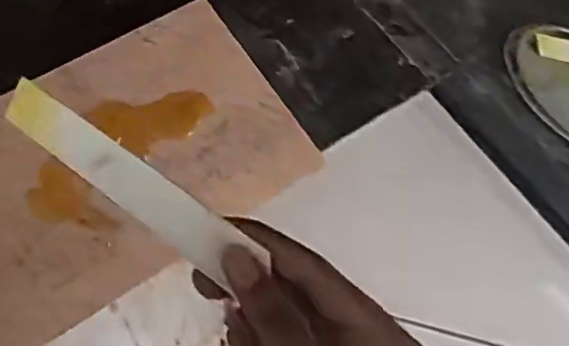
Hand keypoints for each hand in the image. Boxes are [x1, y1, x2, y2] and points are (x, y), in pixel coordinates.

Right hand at [192, 220, 415, 345]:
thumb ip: (274, 315)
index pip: (302, 260)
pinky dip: (258, 339)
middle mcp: (359, 333)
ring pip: (285, 316)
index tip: (202, 232)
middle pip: (291, 286)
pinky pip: (287, 338)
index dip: (252, 238)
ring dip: (248, 321)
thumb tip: (234, 253)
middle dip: (244, 285)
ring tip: (234, 338)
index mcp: (366, 322)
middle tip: (203, 285)